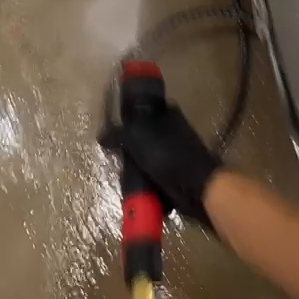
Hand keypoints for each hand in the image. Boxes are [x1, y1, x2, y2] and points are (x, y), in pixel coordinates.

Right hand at [101, 101, 223, 227]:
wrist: (198, 186)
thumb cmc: (167, 154)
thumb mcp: (137, 138)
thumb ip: (118, 134)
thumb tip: (101, 136)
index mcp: (165, 112)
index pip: (139, 111)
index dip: (124, 122)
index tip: (112, 136)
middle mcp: (172, 127)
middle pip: (142, 135)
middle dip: (129, 149)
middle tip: (116, 158)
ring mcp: (176, 149)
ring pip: (148, 155)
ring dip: (138, 167)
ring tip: (124, 176)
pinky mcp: (177, 170)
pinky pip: (156, 172)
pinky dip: (148, 179)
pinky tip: (137, 186)